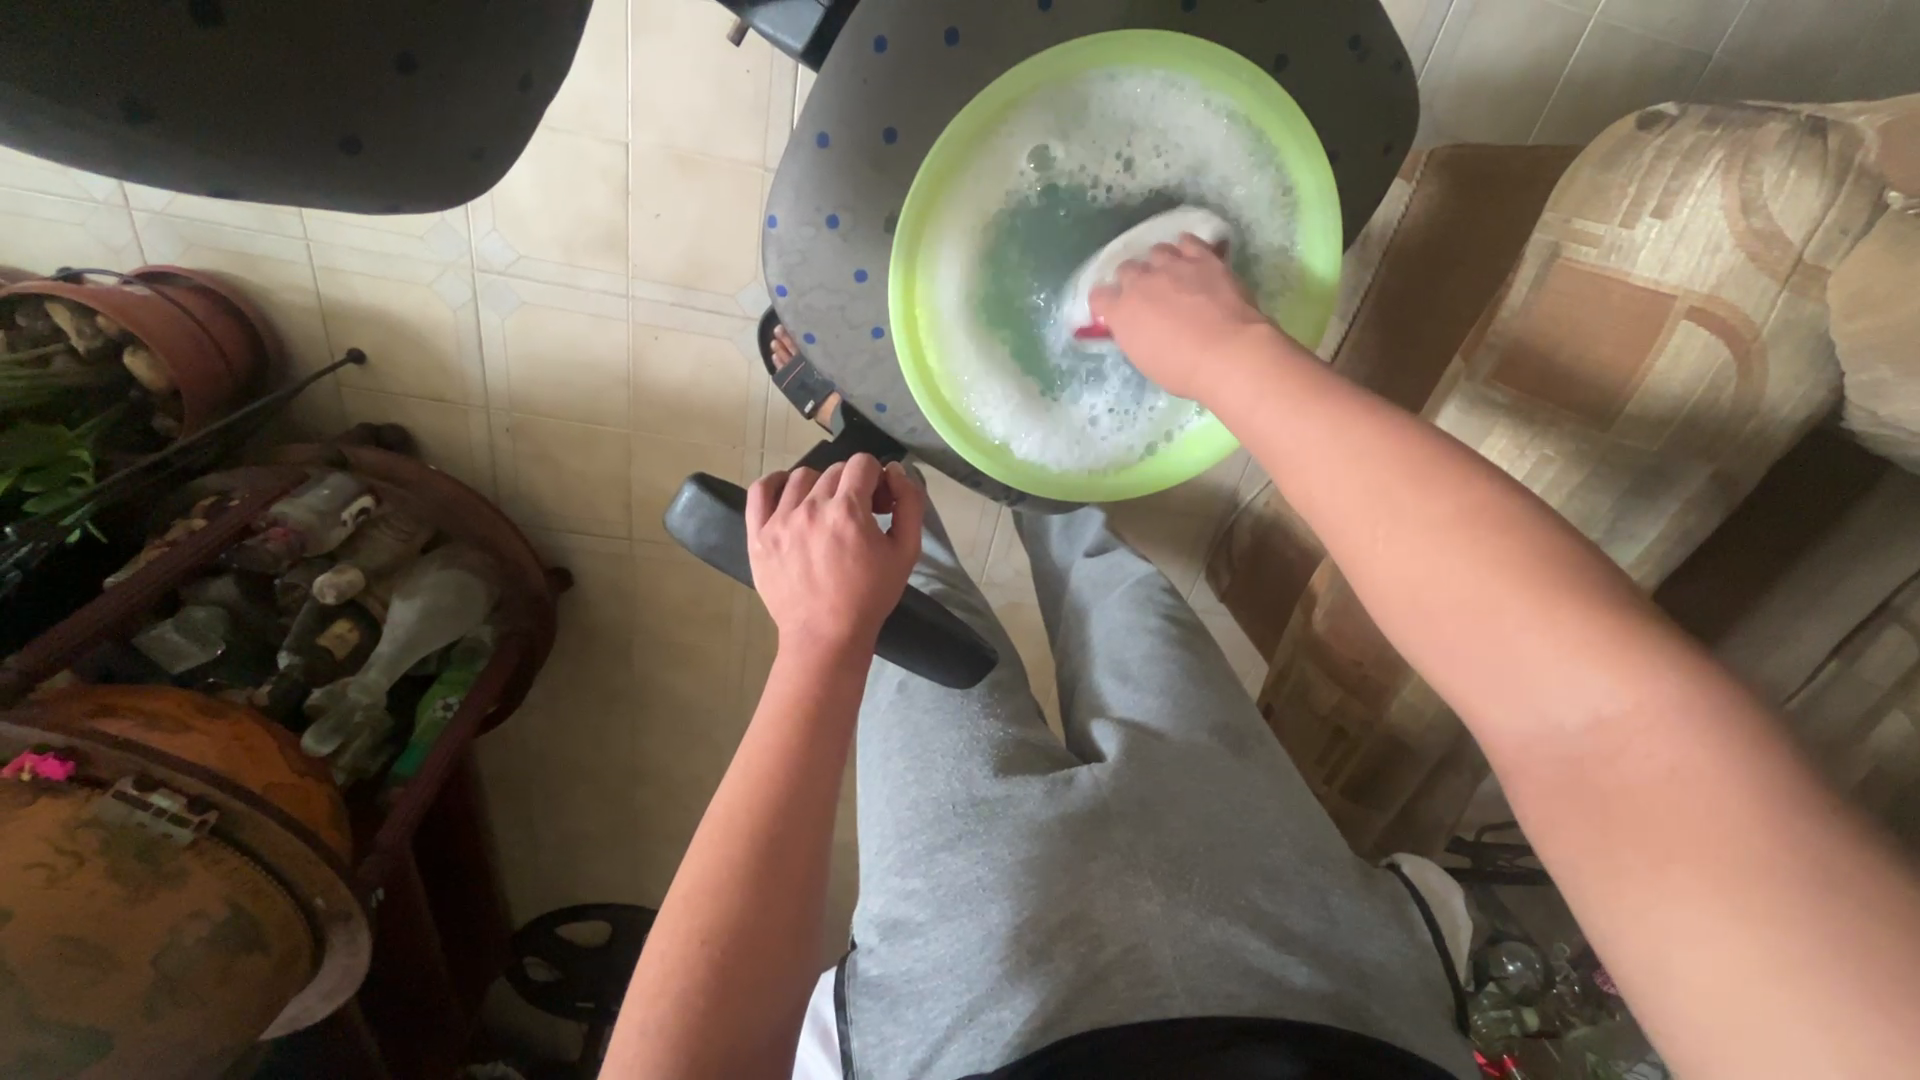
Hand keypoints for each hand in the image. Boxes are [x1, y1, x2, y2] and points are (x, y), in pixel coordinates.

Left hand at [746, 454, 924, 652]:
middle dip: (853, 485)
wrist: (826, 636)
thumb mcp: (907, 552)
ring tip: (826, 514)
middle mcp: (811, 507)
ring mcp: (780, 520)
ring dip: (820, 487)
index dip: (877, 479)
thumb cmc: (870, 596)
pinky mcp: (758, 534)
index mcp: (848, 510)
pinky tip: (790, 496)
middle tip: (858, 516)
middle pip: (835, 471)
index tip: (879, 503)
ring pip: (801, 477)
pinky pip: (761, 490)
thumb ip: (910, 504)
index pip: (863, 463)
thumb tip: (895, 472)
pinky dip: (776, 484)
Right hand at [1087, 234, 1287, 400]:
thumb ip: (1133, 335)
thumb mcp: (1144, 359)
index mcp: (1121, 312)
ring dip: (1159, 262)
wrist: (1225, 353)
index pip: (1098, 297)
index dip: (1105, 304)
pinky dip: (1186, 248)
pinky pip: (1188, 241)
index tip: (1114, 313)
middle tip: (1146, 296)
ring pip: (1156, 251)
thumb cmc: (1182, 370)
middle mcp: (1140, 282)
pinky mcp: (1203, 258)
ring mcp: (1172, 266)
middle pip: (1126, 269)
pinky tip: (1191, 257)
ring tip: (1170, 275)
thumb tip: (1136, 327)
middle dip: (1132, 280)